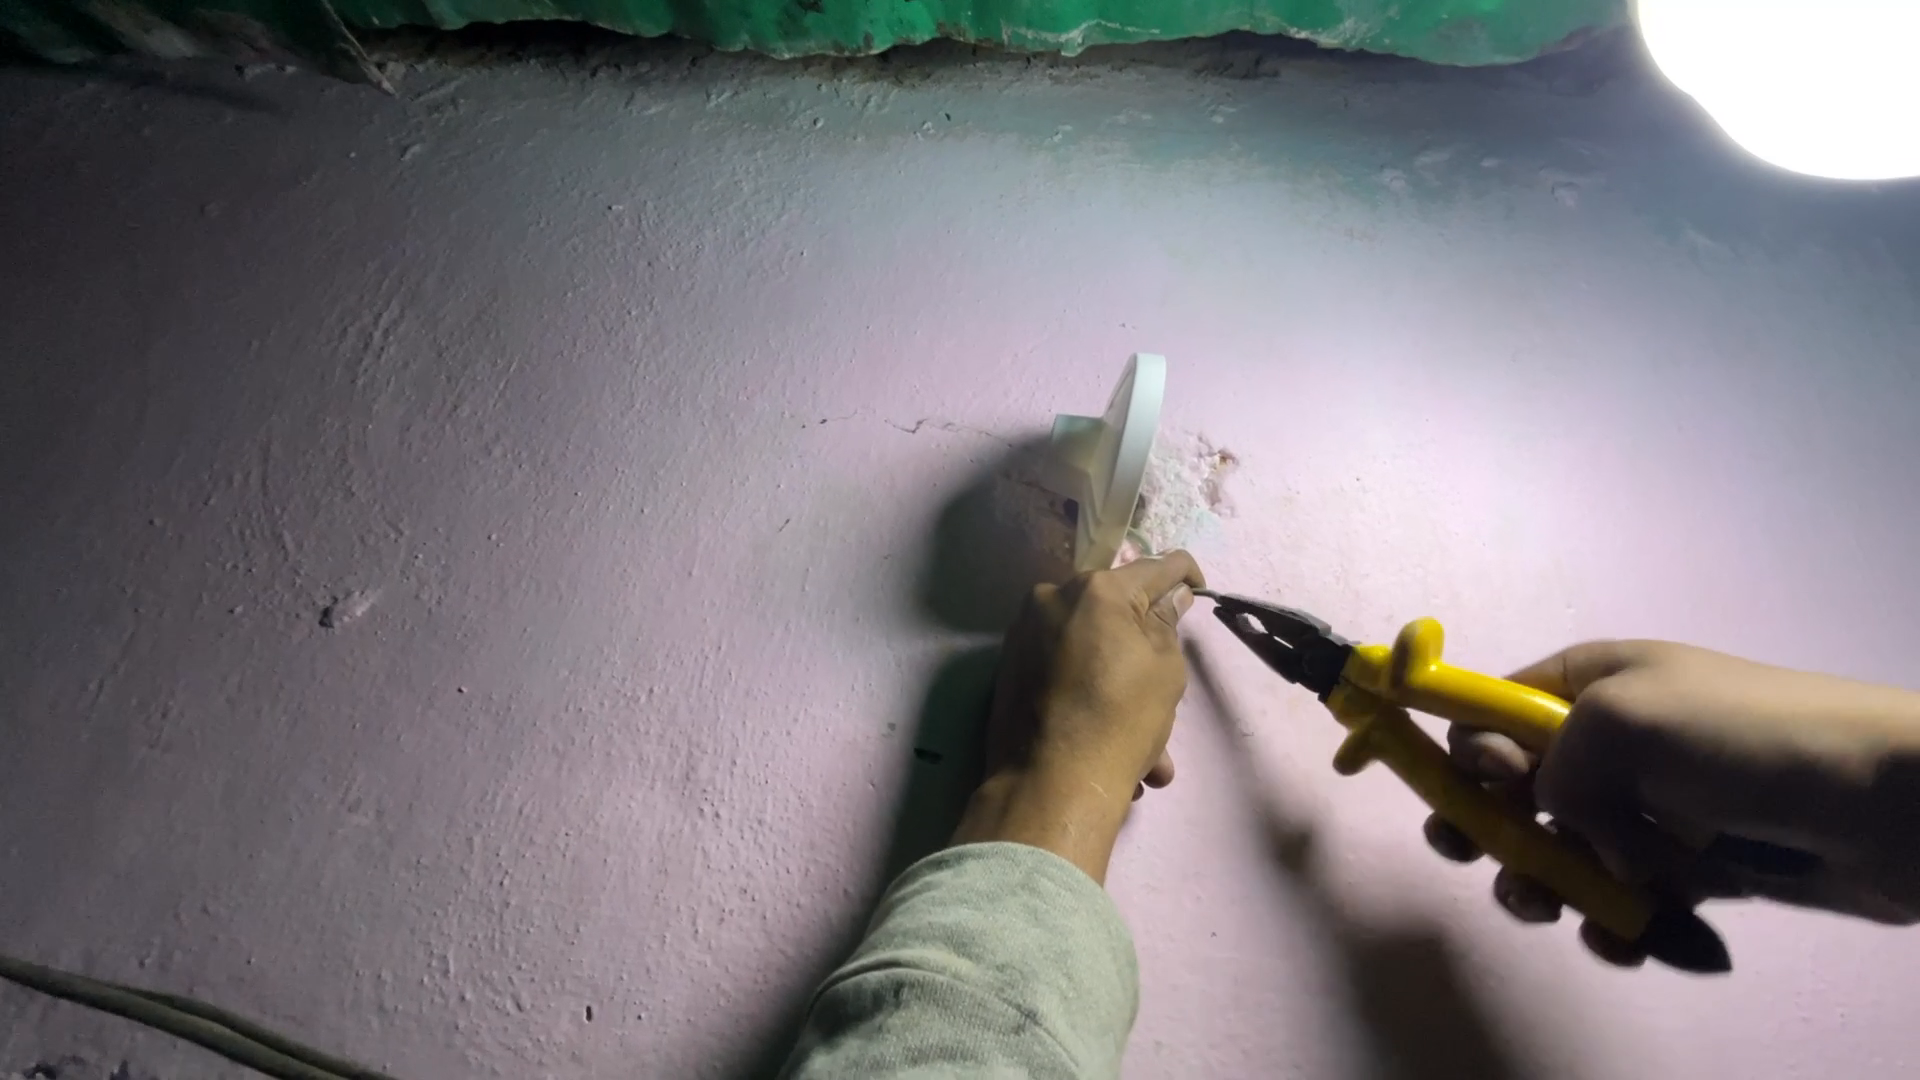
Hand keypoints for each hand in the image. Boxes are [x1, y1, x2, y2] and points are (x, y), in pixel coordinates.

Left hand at [950, 551, 1206, 882]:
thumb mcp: (1164, 669)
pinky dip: (1088, 696)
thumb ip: (1166, 623)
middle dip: (1146, 651)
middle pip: (1115, 612)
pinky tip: (1114, 748)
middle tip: (1169, 692)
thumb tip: (1169, 595)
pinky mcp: (1009, 664)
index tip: (1198, 589)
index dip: (1185, 574)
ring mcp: (1024, 631)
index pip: (1154, 567)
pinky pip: (1063, 671)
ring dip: (1121, 688)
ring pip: (1090, 650)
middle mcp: (1052, 598)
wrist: (1048, 782)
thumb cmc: (1120, 718)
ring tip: (1149, 752)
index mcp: (1095, 589)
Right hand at [1427, 640, 1919, 964]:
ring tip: (1556, 911)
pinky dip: (1619, 927)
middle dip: (1484, 826)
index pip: (1489, 713)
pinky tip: (1630, 943)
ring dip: (1544, 886)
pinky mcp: (1687, 868)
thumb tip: (1566, 827)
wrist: (1906, 804)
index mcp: (1579, 687)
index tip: (1497, 782)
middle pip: (1506, 787)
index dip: (1471, 749)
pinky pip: (1623, 898)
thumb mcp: (1621, 718)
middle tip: (1467, 853)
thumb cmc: (1742, 736)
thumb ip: (1552, 765)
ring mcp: (1642, 807)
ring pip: (1557, 851)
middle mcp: (1599, 743)